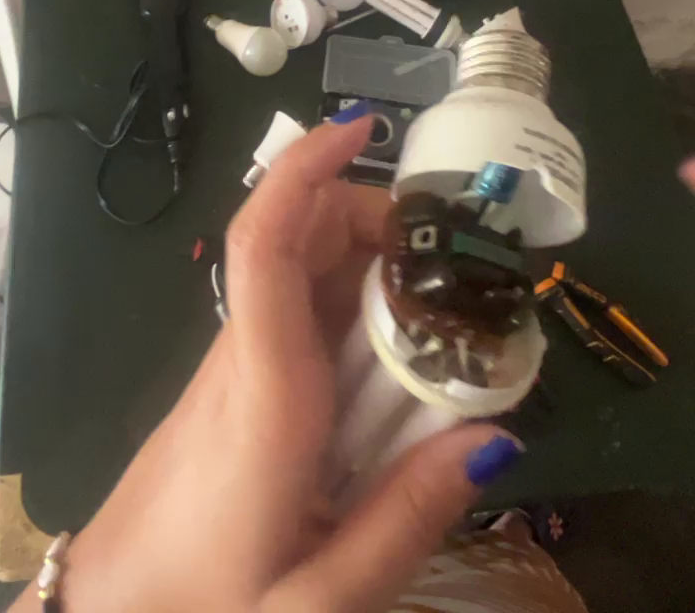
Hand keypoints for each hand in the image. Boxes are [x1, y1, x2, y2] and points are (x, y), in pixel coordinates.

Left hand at [20, 114, 519, 612]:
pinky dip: (357, 307)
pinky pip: (303, 313)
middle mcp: (248, 353)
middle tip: (459, 273)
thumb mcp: (320, 601)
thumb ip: (408, 518)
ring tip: (448, 316)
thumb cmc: (203, 609)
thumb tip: (491, 434)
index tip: (358, 130)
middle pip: (303, 237)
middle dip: (381, 223)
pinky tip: (400, 359)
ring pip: (308, 270)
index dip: (305, 170)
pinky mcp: (240, 378)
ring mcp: (238, 361)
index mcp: (266, 390)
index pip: (268, 243)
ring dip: (376, 265)